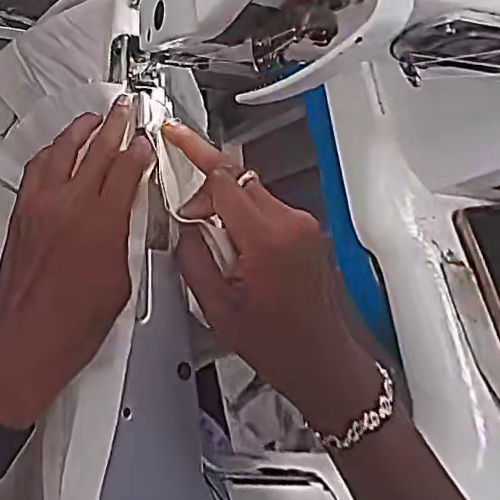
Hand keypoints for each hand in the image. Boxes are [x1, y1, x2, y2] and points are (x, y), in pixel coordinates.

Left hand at [0, 97, 152, 429]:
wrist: (24, 340)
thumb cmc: (71, 324)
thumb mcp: (121, 279)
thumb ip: (127, 235)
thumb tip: (130, 211)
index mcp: (102, 222)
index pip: (126, 169)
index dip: (139, 150)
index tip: (145, 140)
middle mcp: (70, 205)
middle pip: (97, 150)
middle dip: (115, 124)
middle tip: (124, 108)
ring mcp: (42, 205)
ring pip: (64, 150)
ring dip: (81, 129)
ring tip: (93, 117)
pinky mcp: (23, 211)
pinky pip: (38, 168)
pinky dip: (53, 151)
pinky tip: (60, 148)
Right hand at [164, 123, 385, 438]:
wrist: (324, 364)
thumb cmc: (280, 346)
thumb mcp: (217, 306)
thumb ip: (192, 254)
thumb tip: (182, 225)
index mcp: (267, 238)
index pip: (223, 177)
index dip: (192, 152)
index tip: (175, 136)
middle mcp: (290, 222)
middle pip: (237, 179)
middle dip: (207, 193)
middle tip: (191, 221)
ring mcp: (302, 224)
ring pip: (251, 191)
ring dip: (227, 207)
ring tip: (222, 252)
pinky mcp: (306, 229)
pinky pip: (266, 206)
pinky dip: (246, 219)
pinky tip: (242, 255)